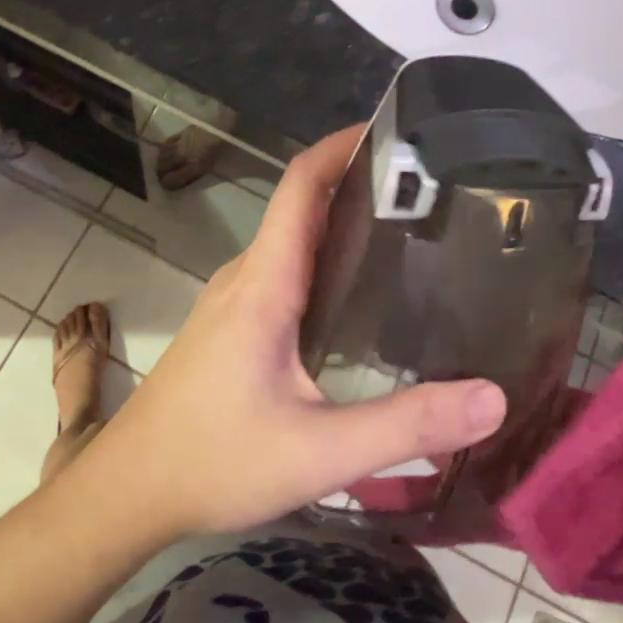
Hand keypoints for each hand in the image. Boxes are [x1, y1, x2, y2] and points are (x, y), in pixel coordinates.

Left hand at [77, 125, 508, 537]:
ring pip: (292, 241)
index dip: (341, 146)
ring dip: (342, 225)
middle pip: (302, 206)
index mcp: (264, 283)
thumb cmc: (214, 459)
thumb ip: (405, 426)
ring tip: (411, 239)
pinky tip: (361, 301)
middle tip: (432, 194)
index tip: (395, 133)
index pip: (300, 185)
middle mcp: (246, 277)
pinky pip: (282, 272)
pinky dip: (324, 262)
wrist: (130, 489)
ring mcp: (233, 301)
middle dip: (359, 185)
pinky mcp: (230, 327)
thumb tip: (492, 397)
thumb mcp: (318, 453)